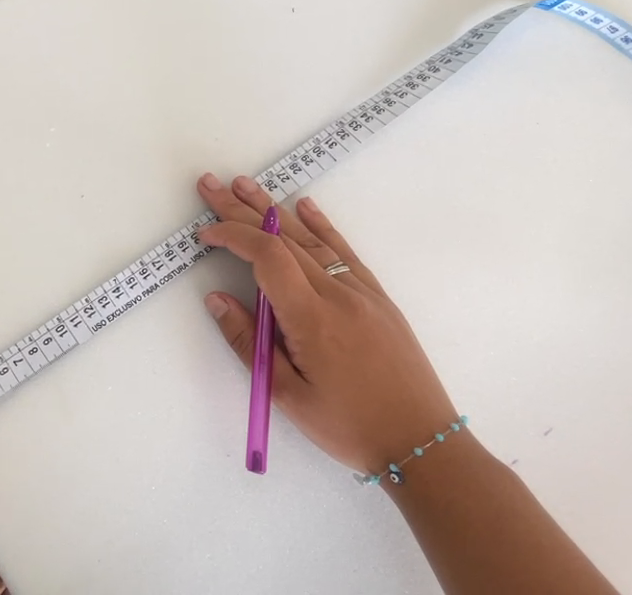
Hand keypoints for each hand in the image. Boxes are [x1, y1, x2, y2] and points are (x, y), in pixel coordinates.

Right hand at [196, 173, 456, 473]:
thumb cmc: (350, 427)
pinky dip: (321, 225)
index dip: (233, 236)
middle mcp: (338, 295)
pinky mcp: (378, 299)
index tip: (205, 236)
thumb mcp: (287, 395)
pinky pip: (344, 252)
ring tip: (244, 184)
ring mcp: (362, 293)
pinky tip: (304, 205)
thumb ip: (248, 342)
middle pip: (283, 238)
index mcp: (312, 318)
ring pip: (310, 239)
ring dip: (273, 208)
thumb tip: (216, 300)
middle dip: (241, 210)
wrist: (426, 446)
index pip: (267, 257)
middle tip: (210, 185)